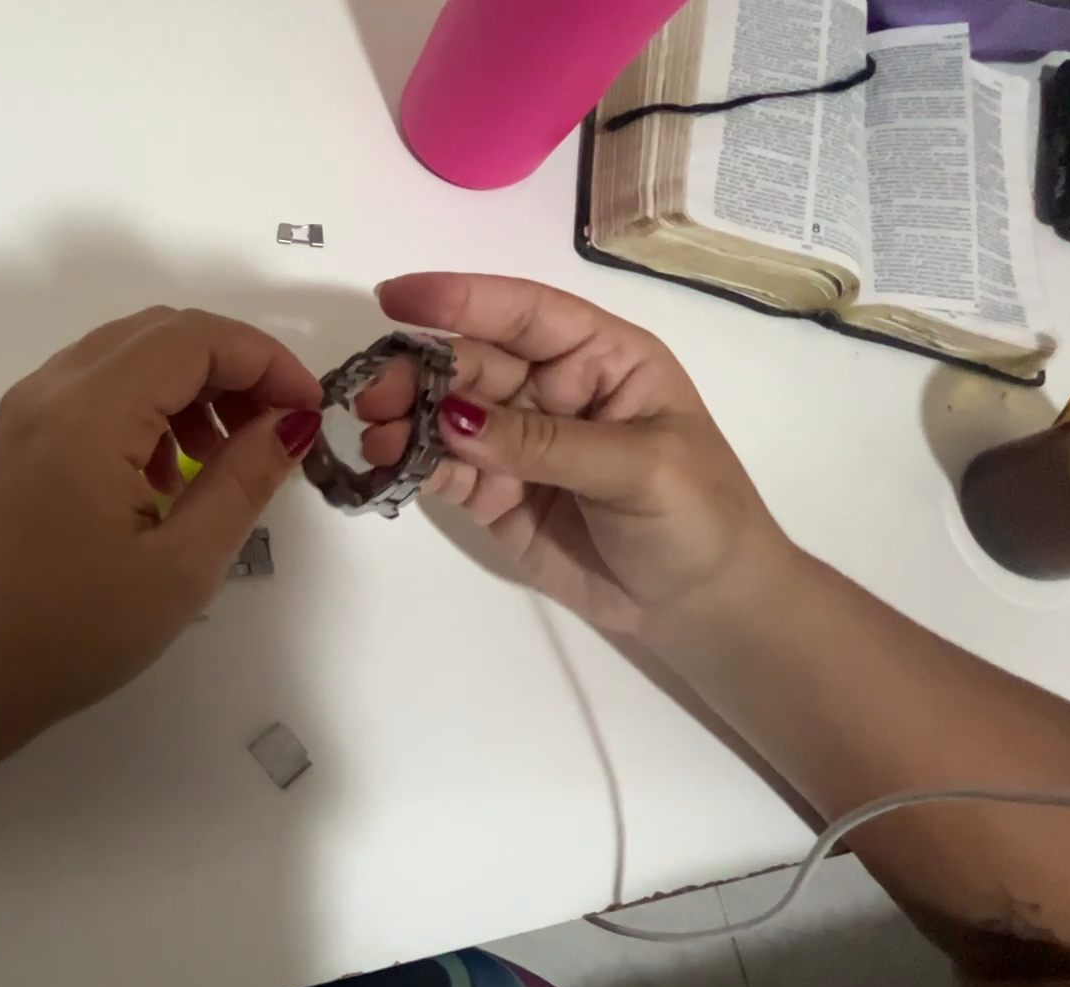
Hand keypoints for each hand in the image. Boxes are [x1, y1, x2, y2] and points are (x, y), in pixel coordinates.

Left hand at [0, 307, 323, 747]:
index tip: (306, 410)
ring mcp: (23, 409)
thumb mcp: (182, 565)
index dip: (264, 361)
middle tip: (271, 430)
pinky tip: (161, 472)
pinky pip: (93, 389)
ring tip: (219, 457)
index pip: (194, 340)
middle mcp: (48, 390)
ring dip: (187, 386)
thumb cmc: (77, 633)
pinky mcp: (15, 435)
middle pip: (159, 334)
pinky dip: (144, 407)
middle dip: (231, 368)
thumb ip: (244, 479)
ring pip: (125, 356)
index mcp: (88, 414)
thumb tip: (293, 420)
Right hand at [358, 273, 791, 634]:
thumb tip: (451, 419)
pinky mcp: (490, 493)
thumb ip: (543, 443)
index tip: (394, 299)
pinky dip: (411, 467)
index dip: (461, 299)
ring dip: (404, 422)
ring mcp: (514, 445)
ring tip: (373, 438)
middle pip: (470, 366)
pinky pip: (443, 471)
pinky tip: (385, 466)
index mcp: (599, 360)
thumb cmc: (698, 518)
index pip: (524, 314)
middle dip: (418, 373)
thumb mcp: (638, 468)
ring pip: (445, 419)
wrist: (696, 605)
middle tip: (370, 395)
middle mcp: (549, 392)